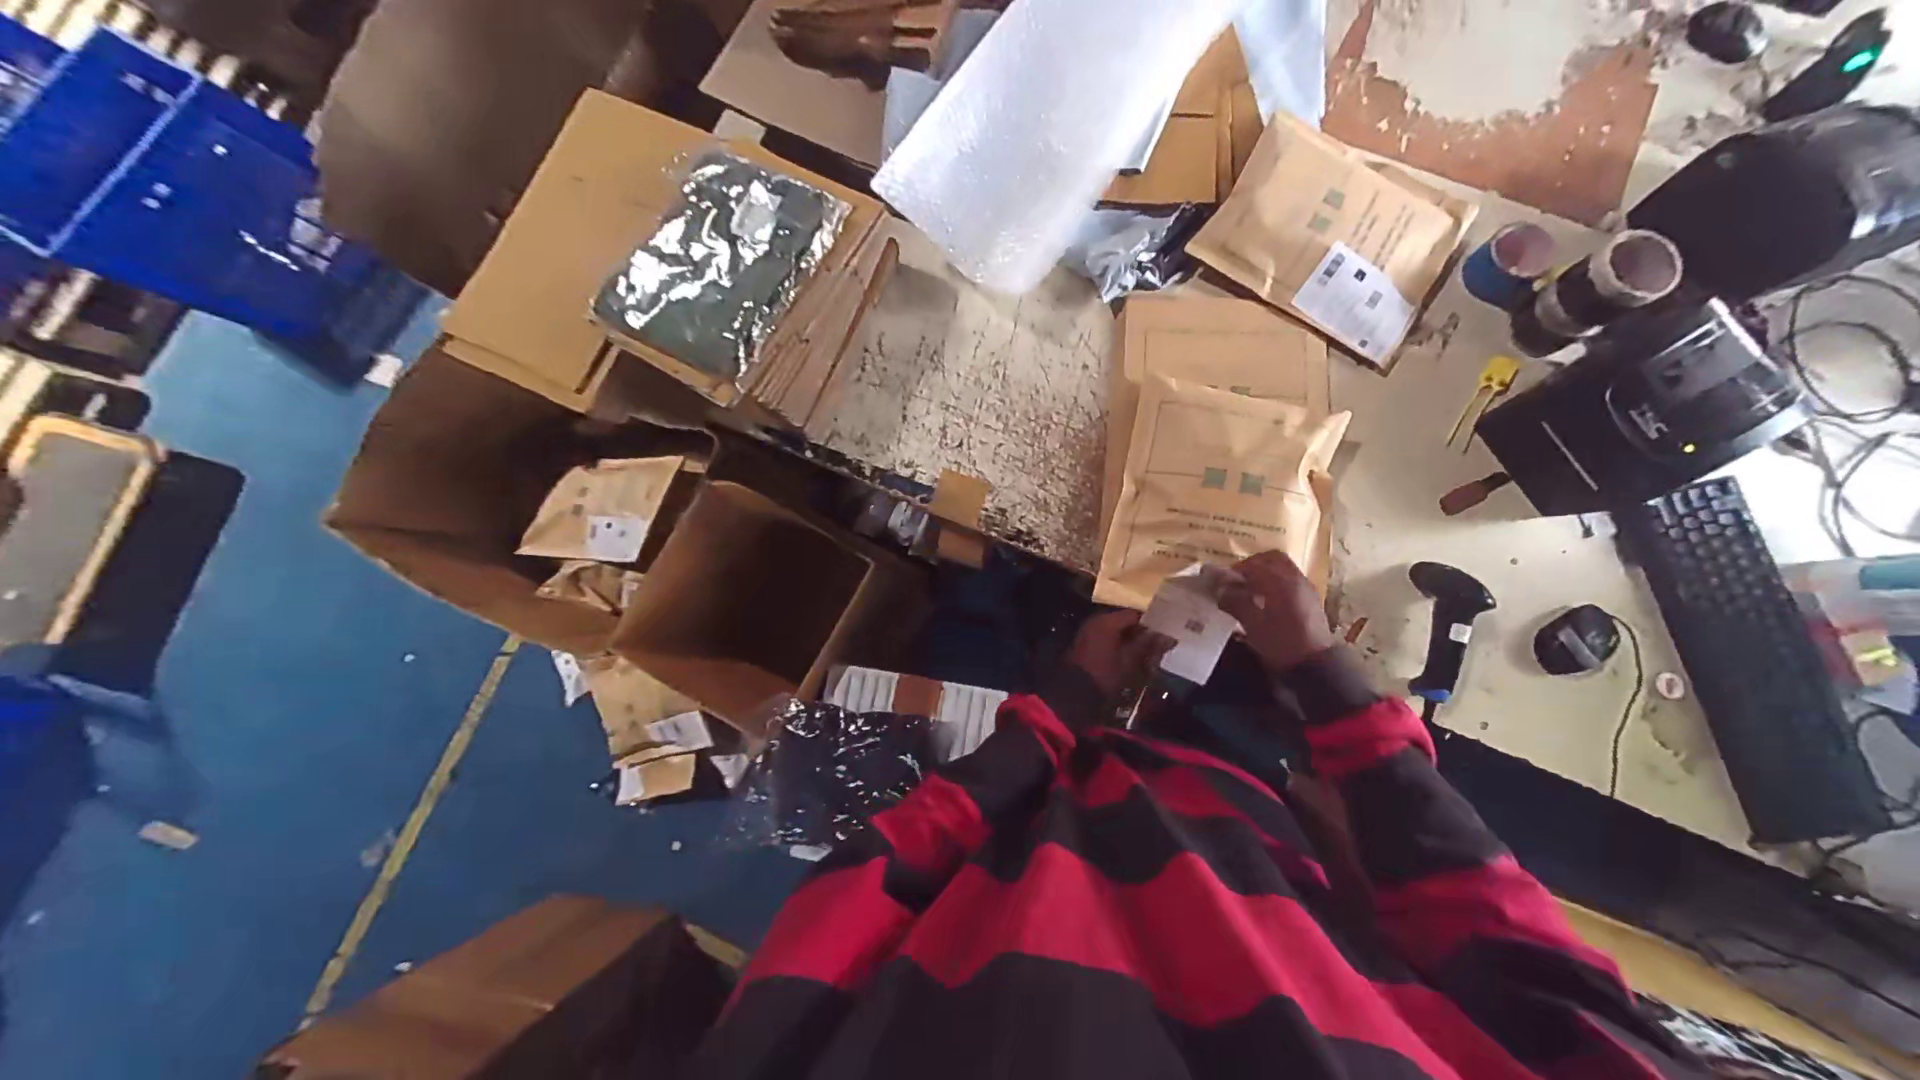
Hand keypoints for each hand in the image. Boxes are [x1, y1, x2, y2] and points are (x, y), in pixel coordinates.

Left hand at [1066, 609, 1172, 698]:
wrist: (1075, 692)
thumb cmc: (1105, 674)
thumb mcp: (1130, 661)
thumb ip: (1147, 645)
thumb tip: (1167, 636)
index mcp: (1107, 622)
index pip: (1134, 614)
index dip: (1150, 622)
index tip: (1163, 632)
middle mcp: (1096, 621)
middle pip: (1124, 620)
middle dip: (1140, 630)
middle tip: (1156, 642)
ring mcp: (1088, 630)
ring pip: (1115, 628)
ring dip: (1129, 637)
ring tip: (1145, 650)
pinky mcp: (1084, 641)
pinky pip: (1106, 635)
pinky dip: (1117, 641)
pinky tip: (1128, 654)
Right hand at [1219, 551, 1337, 674]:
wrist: (1315, 665)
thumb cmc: (1281, 644)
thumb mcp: (1253, 624)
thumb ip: (1236, 602)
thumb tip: (1219, 589)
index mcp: (1280, 582)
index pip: (1253, 565)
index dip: (1234, 571)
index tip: (1222, 582)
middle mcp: (1295, 579)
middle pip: (1272, 559)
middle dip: (1252, 565)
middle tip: (1238, 580)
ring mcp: (1305, 588)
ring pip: (1283, 568)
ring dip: (1265, 572)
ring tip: (1250, 590)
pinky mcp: (1310, 599)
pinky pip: (1290, 579)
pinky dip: (1276, 581)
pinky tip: (1265, 600)